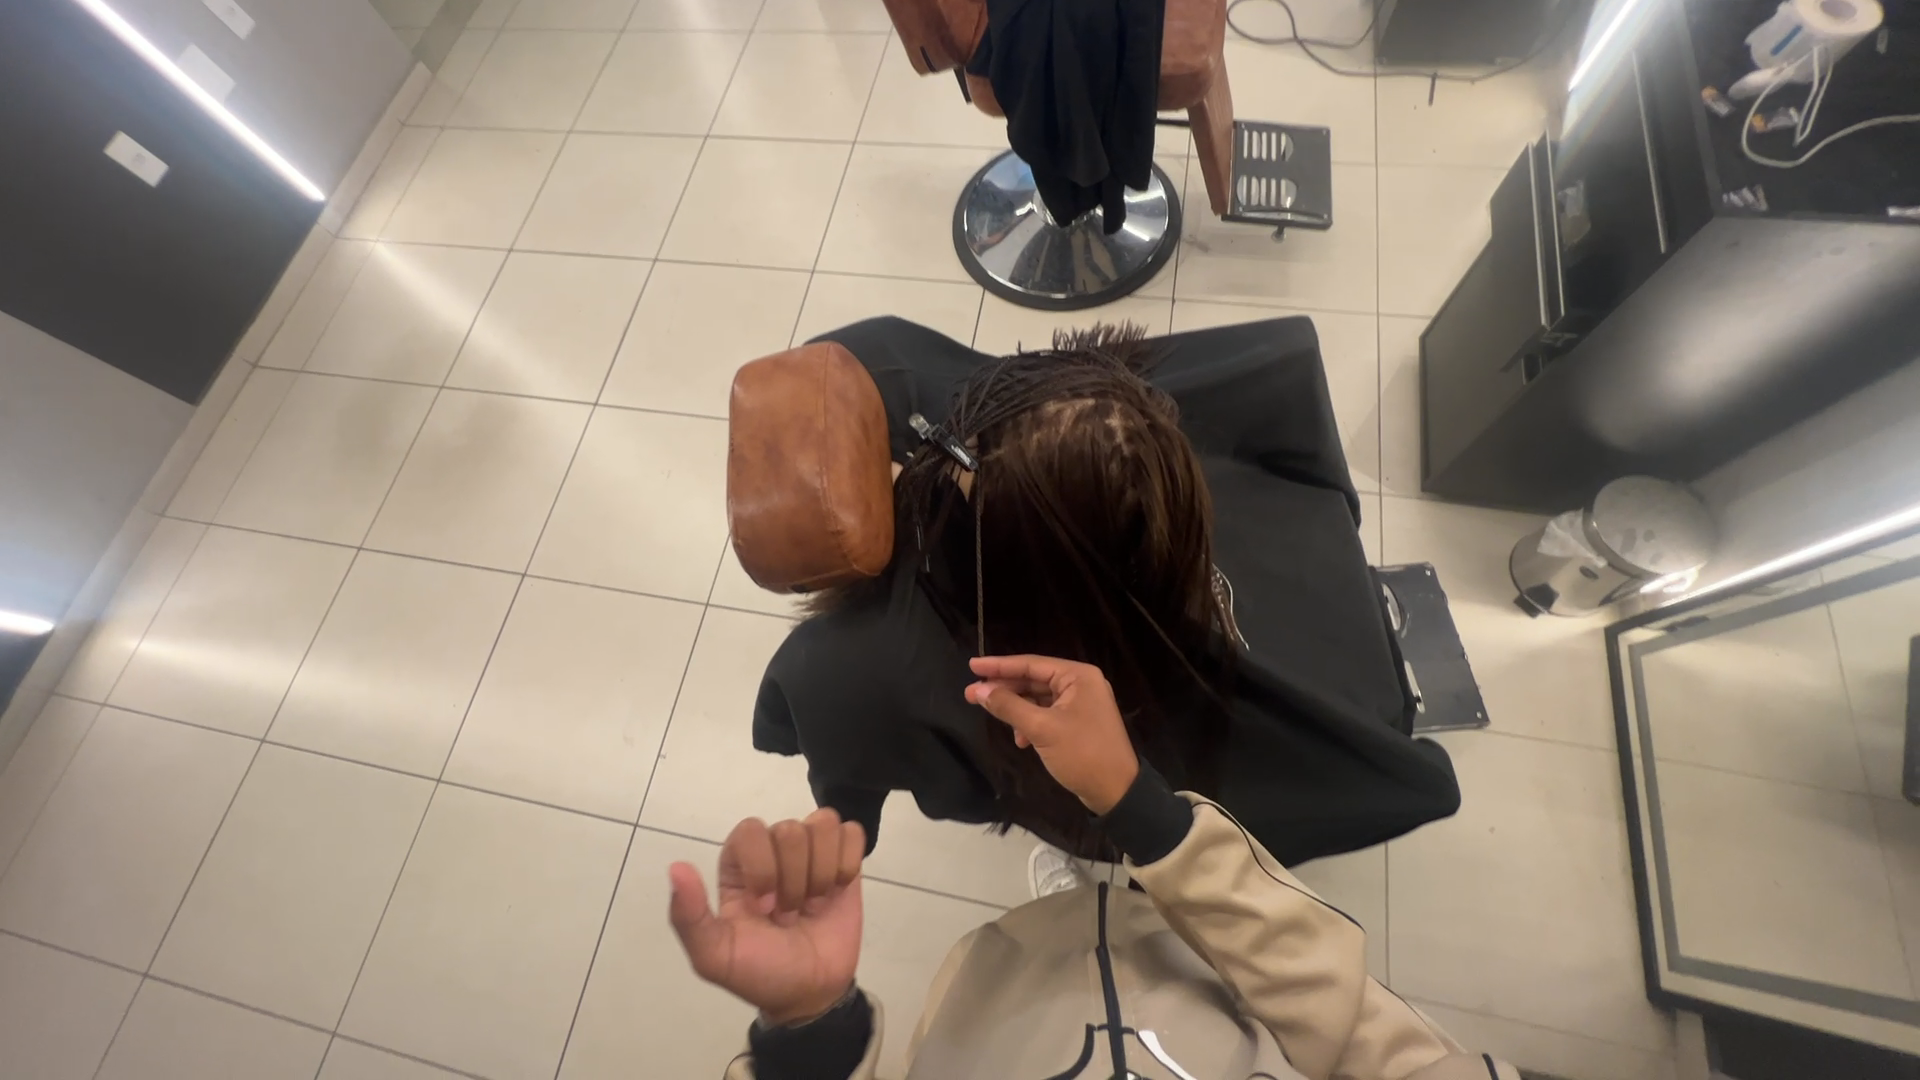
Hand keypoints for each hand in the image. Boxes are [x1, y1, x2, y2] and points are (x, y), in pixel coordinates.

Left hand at [668, 809, 865, 1026]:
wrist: (810, 994)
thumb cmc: (760, 972)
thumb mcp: (715, 955)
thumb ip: (689, 916)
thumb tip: (676, 867)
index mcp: (740, 864)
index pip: (750, 829)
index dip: (762, 866)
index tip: (763, 906)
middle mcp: (774, 849)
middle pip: (790, 830)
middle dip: (793, 881)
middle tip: (788, 915)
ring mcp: (813, 850)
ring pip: (822, 825)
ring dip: (821, 874)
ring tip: (813, 905)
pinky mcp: (845, 858)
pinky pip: (851, 832)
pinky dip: (847, 864)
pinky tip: (837, 890)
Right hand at [966, 655, 1139, 814]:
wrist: (1117, 793)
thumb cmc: (1082, 754)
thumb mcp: (1041, 729)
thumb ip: (1008, 706)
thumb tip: (979, 690)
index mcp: (1077, 676)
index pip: (1031, 664)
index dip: (999, 665)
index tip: (972, 665)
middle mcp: (1081, 684)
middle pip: (1033, 679)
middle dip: (1004, 688)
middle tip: (972, 694)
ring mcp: (1081, 704)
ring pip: (1038, 698)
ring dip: (1016, 708)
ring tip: (992, 715)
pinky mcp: (1078, 723)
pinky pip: (1047, 713)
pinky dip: (1030, 723)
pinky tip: (1020, 739)